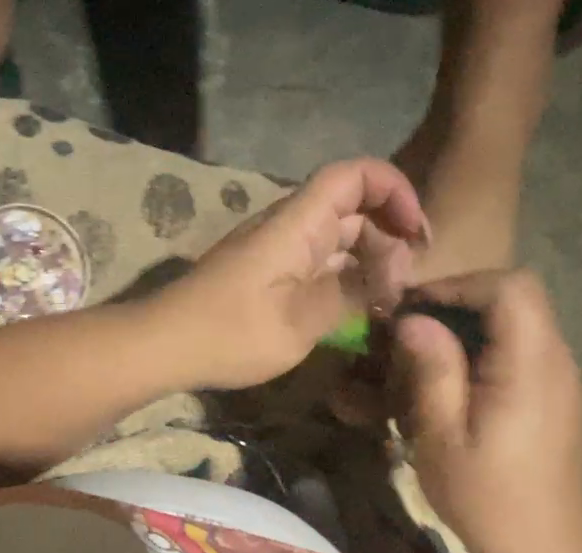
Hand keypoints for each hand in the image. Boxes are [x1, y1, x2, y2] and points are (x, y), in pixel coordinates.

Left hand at [157, 158, 430, 390]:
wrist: (162, 346)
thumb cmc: (230, 333)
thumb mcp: (300, 321)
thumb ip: (352, 292)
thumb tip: (398, 271)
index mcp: (297, 223)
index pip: (355, 176)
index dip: (394, 191)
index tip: (418, 234)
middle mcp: (288, 227)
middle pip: (350, 210)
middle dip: (387, 237)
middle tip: (407, 284)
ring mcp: (273, 252)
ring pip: (334, 241)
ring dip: (366, 263)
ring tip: (388, 302)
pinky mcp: (263, 277)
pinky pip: (314, 266)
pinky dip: (340, 280)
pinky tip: (354, 311)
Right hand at [392, 269, 581, 552]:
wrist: (541, 546)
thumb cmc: (485, 498)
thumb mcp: (442, 439)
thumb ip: (432, 372)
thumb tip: (413, 320)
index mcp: (530, 366)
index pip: (510, 287)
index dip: (459, 285)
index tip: (413, 309)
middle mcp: (556, 359)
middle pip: (517, 297)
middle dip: (460, 303)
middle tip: (413, 332)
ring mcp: (561, 377)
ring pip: (520, 322)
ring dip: (471, 327)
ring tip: (426, 358)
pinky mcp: (555, 396)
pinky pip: (522, 351)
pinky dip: (486, 351)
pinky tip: (456, 385)